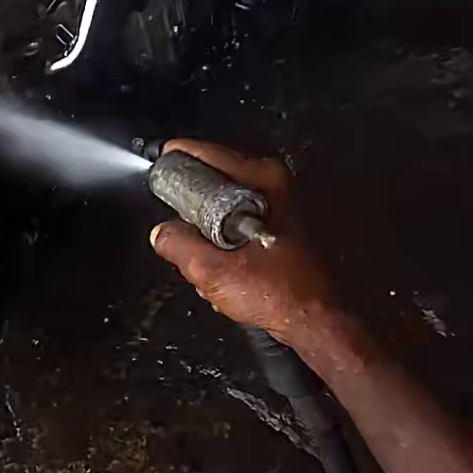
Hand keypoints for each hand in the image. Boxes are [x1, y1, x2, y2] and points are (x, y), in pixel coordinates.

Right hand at [149, 139, 339, 345]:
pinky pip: (233, 220)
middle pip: (213, 176)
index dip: (177, 160)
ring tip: (203, 252)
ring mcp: (278, 204)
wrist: (313, 318)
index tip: (159, 166)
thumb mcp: (213, 270)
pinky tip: (221, 263)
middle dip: (190, 199)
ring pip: (222, 202)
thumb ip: (178, 245)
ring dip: (205, 224)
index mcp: (263, 182)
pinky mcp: (277, 225)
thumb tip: (161, 233)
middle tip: (176, 220)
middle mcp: (275, 185)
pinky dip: (220, 237)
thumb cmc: (281, 293)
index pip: (208, 153)